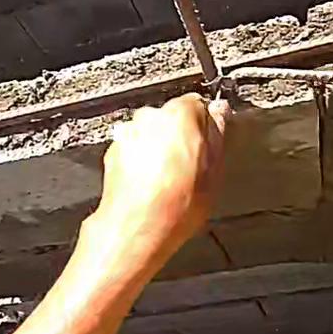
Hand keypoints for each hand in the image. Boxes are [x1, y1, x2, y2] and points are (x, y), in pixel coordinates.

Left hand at [81, 92, 229, 276]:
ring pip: (150, 135)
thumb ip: (218, 133)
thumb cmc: (176, 203)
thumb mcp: (214, 169)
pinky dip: (140, 164)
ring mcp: (128, 134)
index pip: (197, 105)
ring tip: (169, 182)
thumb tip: (220, 113)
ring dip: (158, 151)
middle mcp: (149, 117)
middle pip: (171, 119)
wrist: (136, 228)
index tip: (208, 146)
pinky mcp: (112, 154)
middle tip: (191, 169)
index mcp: (179, 113)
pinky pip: (133, 152)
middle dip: (179, 139)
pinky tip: (151, 187)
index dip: (205, 128)